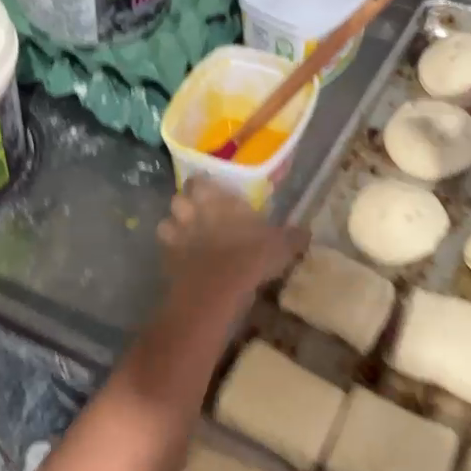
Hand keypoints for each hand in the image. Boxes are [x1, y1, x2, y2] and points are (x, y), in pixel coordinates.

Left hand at [157, 178, 306, 302]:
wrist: (217, 290)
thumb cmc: (251, 257)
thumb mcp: (281, 246)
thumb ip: (292, 236)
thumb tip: (306, 232)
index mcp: (217, 200)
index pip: (200, 181)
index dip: (203, 185)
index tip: (211, 191)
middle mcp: (193, 211)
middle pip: (178, 199)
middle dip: (185, 205)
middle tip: (198, 214)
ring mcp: (176, 235)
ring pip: (165, 223)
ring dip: (173, 228)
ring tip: (186, 238)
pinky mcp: (167, 260)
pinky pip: (165, 251)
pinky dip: (171, 254)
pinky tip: (182, 261)